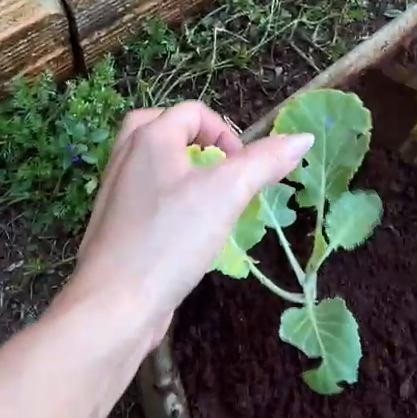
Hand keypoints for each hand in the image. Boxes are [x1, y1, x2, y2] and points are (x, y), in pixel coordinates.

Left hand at [57, 102, 314, 347]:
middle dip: (195, 141)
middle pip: (161, 125)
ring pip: (149, 161)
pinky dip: (165, 196)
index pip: (193, 112)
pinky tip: (183, 227)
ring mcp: (115, 190)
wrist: (114, 305)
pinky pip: (142, 193)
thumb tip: (303, 138)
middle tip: (218, 169)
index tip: (243, 169)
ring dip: (179, 168)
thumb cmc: (171, 238)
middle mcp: (127, 155)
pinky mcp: (113, 224)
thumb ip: (264, 162)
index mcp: (150, 137)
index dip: (225, 133)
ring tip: (205, 195)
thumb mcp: (227, 194)